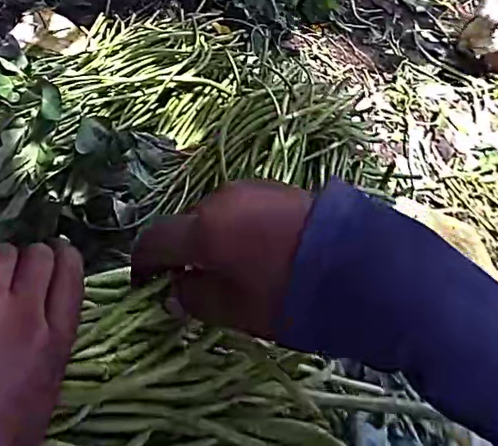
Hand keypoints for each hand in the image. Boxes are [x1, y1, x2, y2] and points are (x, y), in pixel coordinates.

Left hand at [0, 242, 82, 445]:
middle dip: (30, 258)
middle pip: (38, 255)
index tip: (57, 256)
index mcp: (54, 342)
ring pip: (2, 252)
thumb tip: (45, 325)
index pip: (70, 274)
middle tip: (18, 271)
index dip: (65, 258)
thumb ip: (48, 353)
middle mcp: (25, 311)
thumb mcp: (40, 400)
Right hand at [131, 180, 312, 339]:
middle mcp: (218, 199)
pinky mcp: (272, 186)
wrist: (354, 261)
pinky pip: (239, 207)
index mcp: (203, 229)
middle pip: (186, 225)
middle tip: (194, 284)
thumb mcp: (238, 311)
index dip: (143, 264)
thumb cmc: (288, 293)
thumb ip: (197, 300)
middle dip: (183, 253)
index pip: (155, 240)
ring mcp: (246, 188)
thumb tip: (174, 291)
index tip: (144, 285)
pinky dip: (235, 228)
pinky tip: (258, 251)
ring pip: (214, 215)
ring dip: (212, 239)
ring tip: (232, 270)